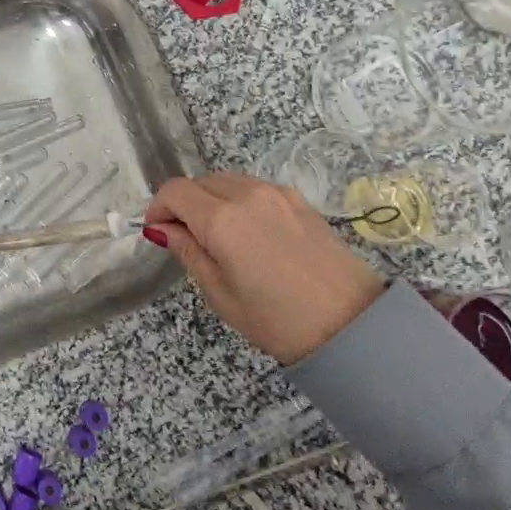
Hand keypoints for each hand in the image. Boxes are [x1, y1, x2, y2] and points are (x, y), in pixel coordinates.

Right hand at [145, 172, 384, 364]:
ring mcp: (278, 194)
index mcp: (222, 219)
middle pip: (200, 182)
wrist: (354, 327)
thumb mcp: (220, 294)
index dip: (158, 208)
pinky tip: (250, 235)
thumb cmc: (278, 320)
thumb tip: (162, 229)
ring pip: (228, 182)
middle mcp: (248, 195)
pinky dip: (240, 202)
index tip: (157, 232)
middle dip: (184, 204)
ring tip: (219, 238)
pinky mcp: (300, 201)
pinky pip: (256, 190)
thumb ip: (188, 252)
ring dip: (212, 200)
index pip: (174, 191)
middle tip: (186, 239)